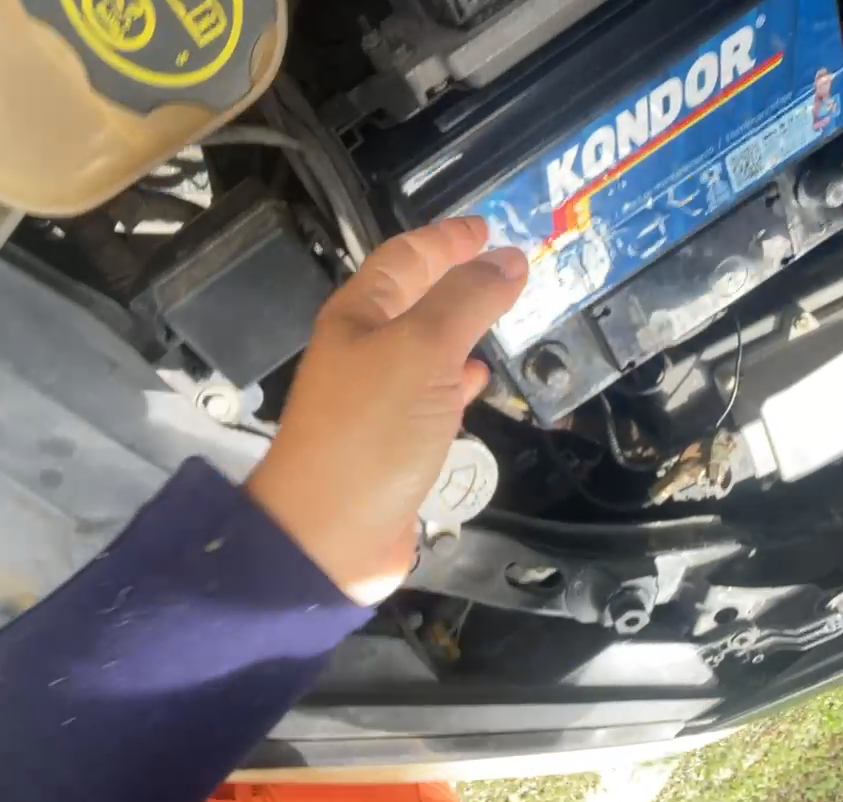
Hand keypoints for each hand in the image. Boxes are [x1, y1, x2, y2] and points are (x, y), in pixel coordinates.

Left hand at [246, 218, 527, 603]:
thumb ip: (468, 302)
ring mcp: (379, 399)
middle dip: (457, 279)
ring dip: (462, 330)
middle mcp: (365, 350)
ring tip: (502, 318)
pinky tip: (478, 382)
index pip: (406, 257)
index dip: (448, 238)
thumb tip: (511, 259)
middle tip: (505, 268)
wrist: (331, 533)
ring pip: (427, 348)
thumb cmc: (372, 433)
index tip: (488, 228)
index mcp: (359, 316)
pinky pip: (433, 395)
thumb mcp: (423, 352)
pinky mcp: (395, 441)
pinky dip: (458, 381)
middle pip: (415, 299)